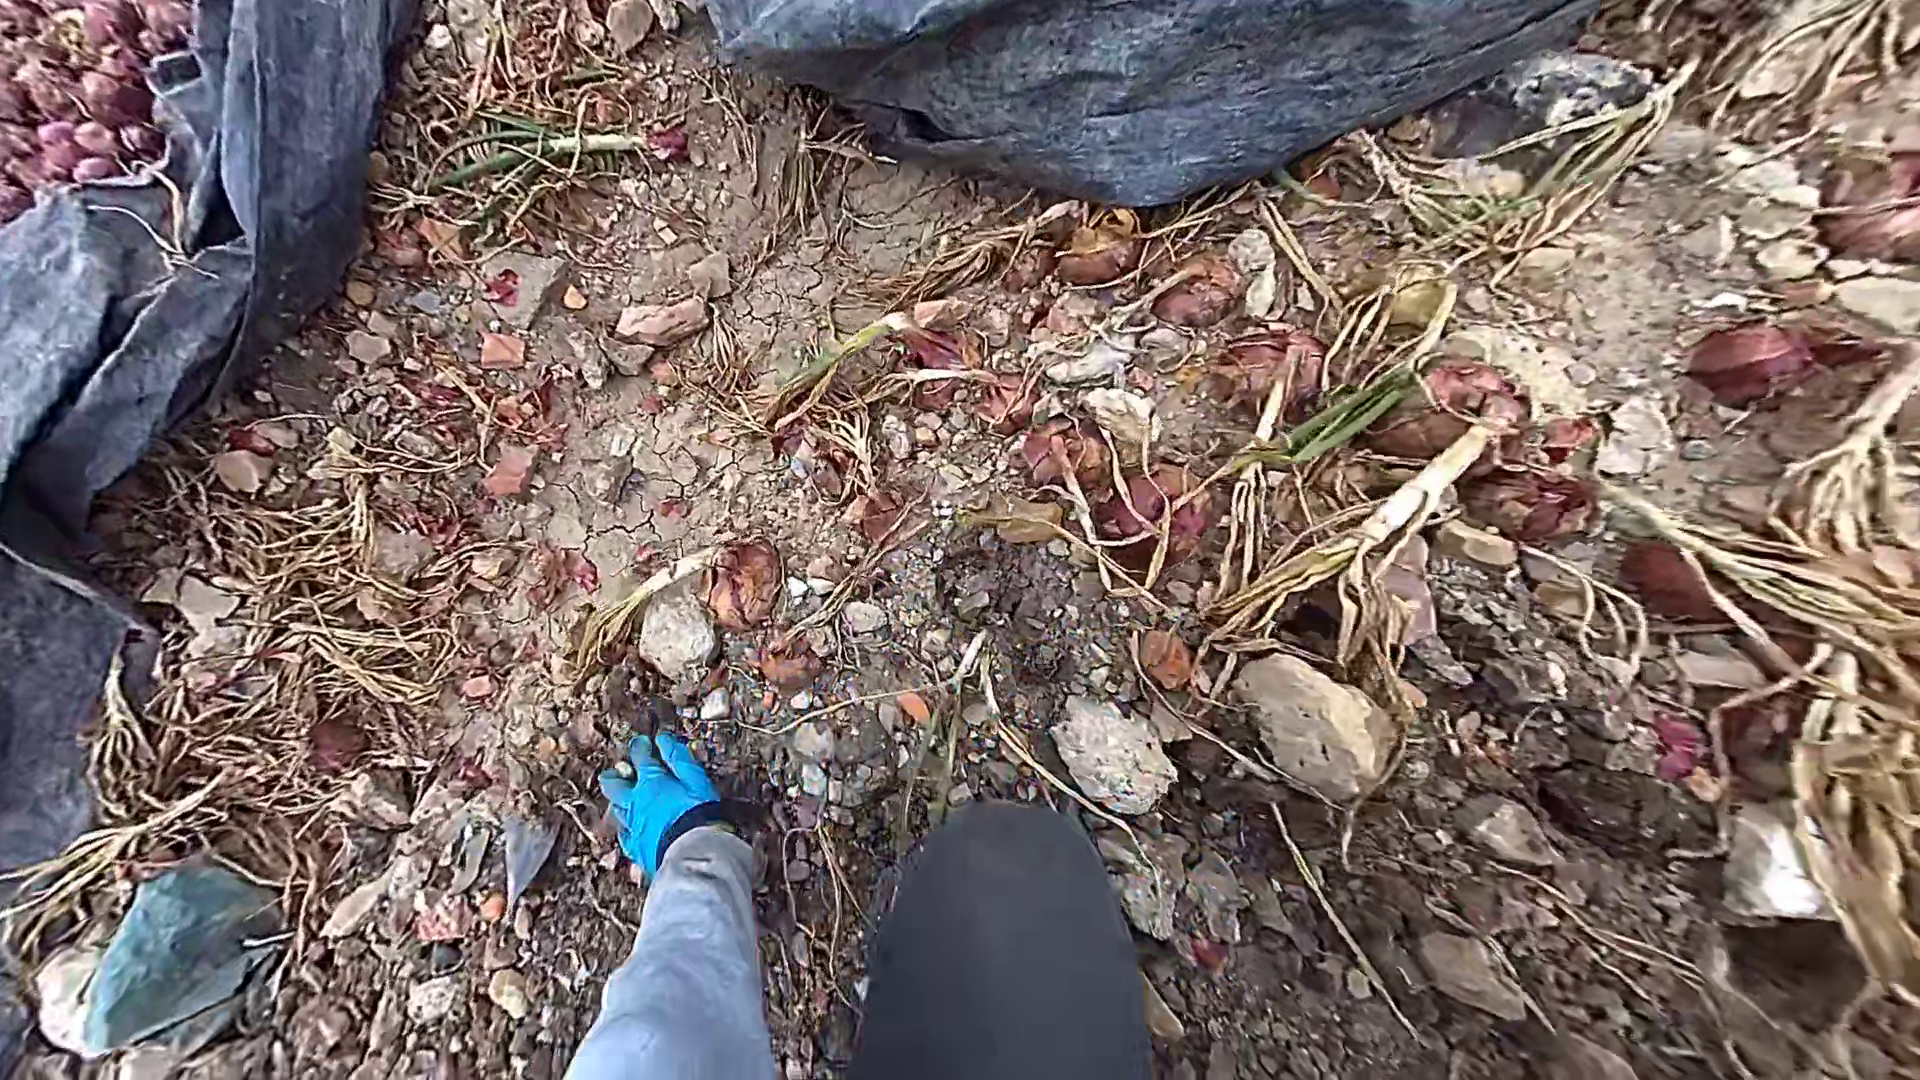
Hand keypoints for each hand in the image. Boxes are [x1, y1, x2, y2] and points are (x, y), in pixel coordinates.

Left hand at [599, 733, 721, 877]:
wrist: (691, 851)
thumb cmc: (697, 812)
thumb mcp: (695, 777)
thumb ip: (678, 758)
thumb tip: (664, 741)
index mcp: (650, 783)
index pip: (640, 758)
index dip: (639, 747)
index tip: (641, 742)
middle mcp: (635, 803)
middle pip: (614, 785)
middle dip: (614, 775)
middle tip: (617, 770)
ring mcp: (632, 825)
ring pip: (615, 809)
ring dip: (618, 800)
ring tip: (622, 797)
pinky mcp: (635, 847)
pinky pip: (623, 834)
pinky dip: (625, 827)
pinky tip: (628, 827)